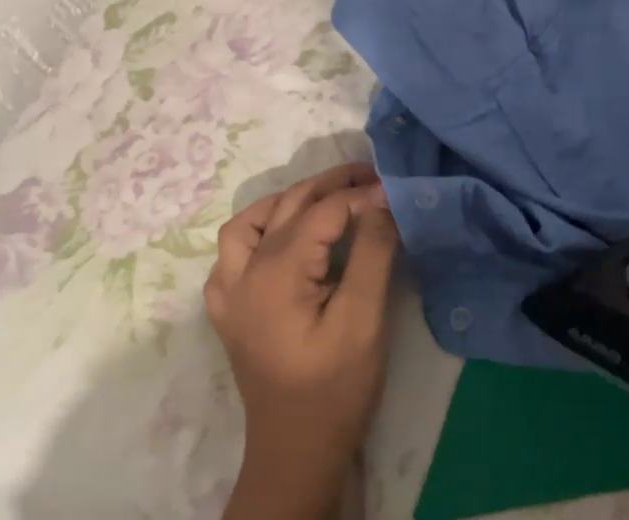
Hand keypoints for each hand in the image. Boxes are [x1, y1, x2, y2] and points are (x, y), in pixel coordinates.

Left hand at [205, 161, 397, 519]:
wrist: (296, 451)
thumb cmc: (335, 387)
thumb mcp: (364, 319)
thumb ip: (373, 252)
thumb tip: (383, 199)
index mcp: (275, 272)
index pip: (322, 211)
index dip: (362, 194)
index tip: (398, 189)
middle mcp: (243, 273)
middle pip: (286, 206)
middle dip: (330, 184)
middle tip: (373, 176)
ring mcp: (230, 294)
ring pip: (248, 223)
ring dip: (286, 202)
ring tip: (326, 198)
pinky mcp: (231, 312)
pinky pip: (232, 255)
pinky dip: (257, 233)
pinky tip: (283, 240)